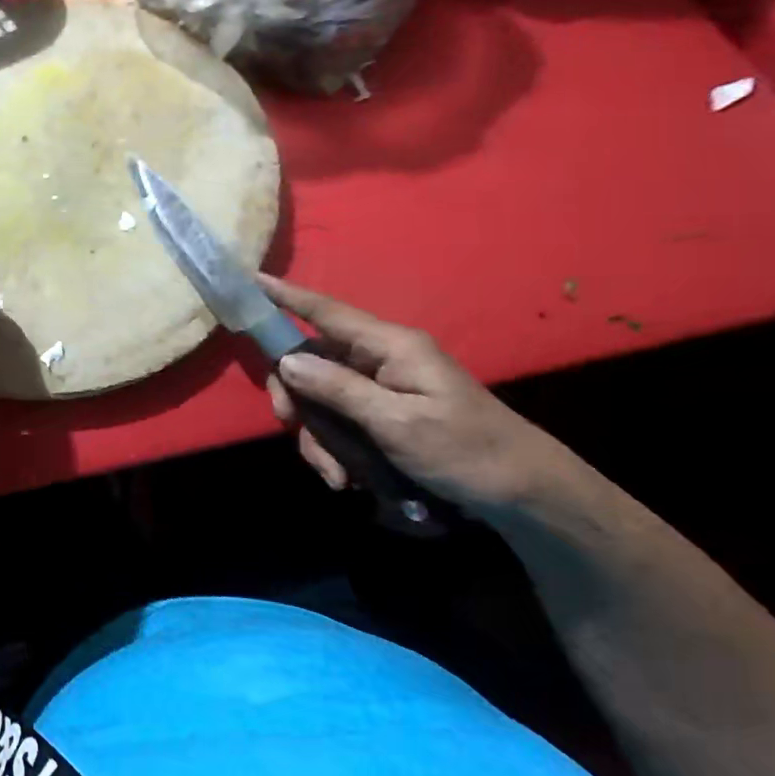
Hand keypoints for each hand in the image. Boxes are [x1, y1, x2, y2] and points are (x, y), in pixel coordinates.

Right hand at [260, 275, 578, 515]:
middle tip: (290, 425)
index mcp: (389, 346)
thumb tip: (285, 359)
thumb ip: (337, 388)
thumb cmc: (466, 451)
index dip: (284, 295)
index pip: (325, 311)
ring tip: (336, 476)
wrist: (525, 496)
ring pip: (317, 398)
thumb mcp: (398, 422)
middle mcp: (378, 358)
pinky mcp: (380, 413)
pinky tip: (345, 478)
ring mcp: (379, 386)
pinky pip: (336, 421)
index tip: (249, 279)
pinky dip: (332, 450)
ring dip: (316, 437)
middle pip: (308, 361)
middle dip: (294, 397)